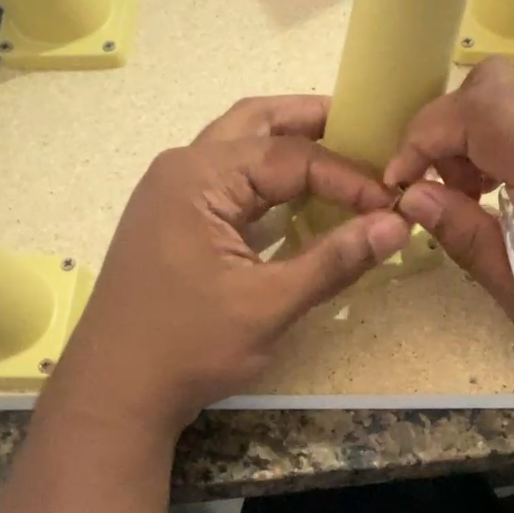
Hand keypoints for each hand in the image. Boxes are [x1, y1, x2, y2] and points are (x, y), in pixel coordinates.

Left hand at [50, 96, 410, 438]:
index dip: (347, 177)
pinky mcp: (174, 224)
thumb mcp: (268, 306)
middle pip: (256, 125)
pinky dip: (266, 182)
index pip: (290, 156)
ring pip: (238, 150)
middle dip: (312, 125)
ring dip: (286, 148)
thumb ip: (333, 262)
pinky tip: (295, 202)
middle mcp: (182, 170)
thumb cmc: (190, 347)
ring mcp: (172, 196)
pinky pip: (228, 184)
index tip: (391, 204)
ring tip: (338, 158)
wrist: (118, 387)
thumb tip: (395, 226)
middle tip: (366, 135)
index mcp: (200, 177)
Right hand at [382, 60, 513, 398]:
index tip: (401, 183)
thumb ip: (468, 239)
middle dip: (447, 126)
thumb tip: (413, 198)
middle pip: (497, 85)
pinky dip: (503, 148)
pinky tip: (498, 201)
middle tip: (434, 187)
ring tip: (462, 200)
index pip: (479, 110)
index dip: (425, 136)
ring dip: (474, 136)